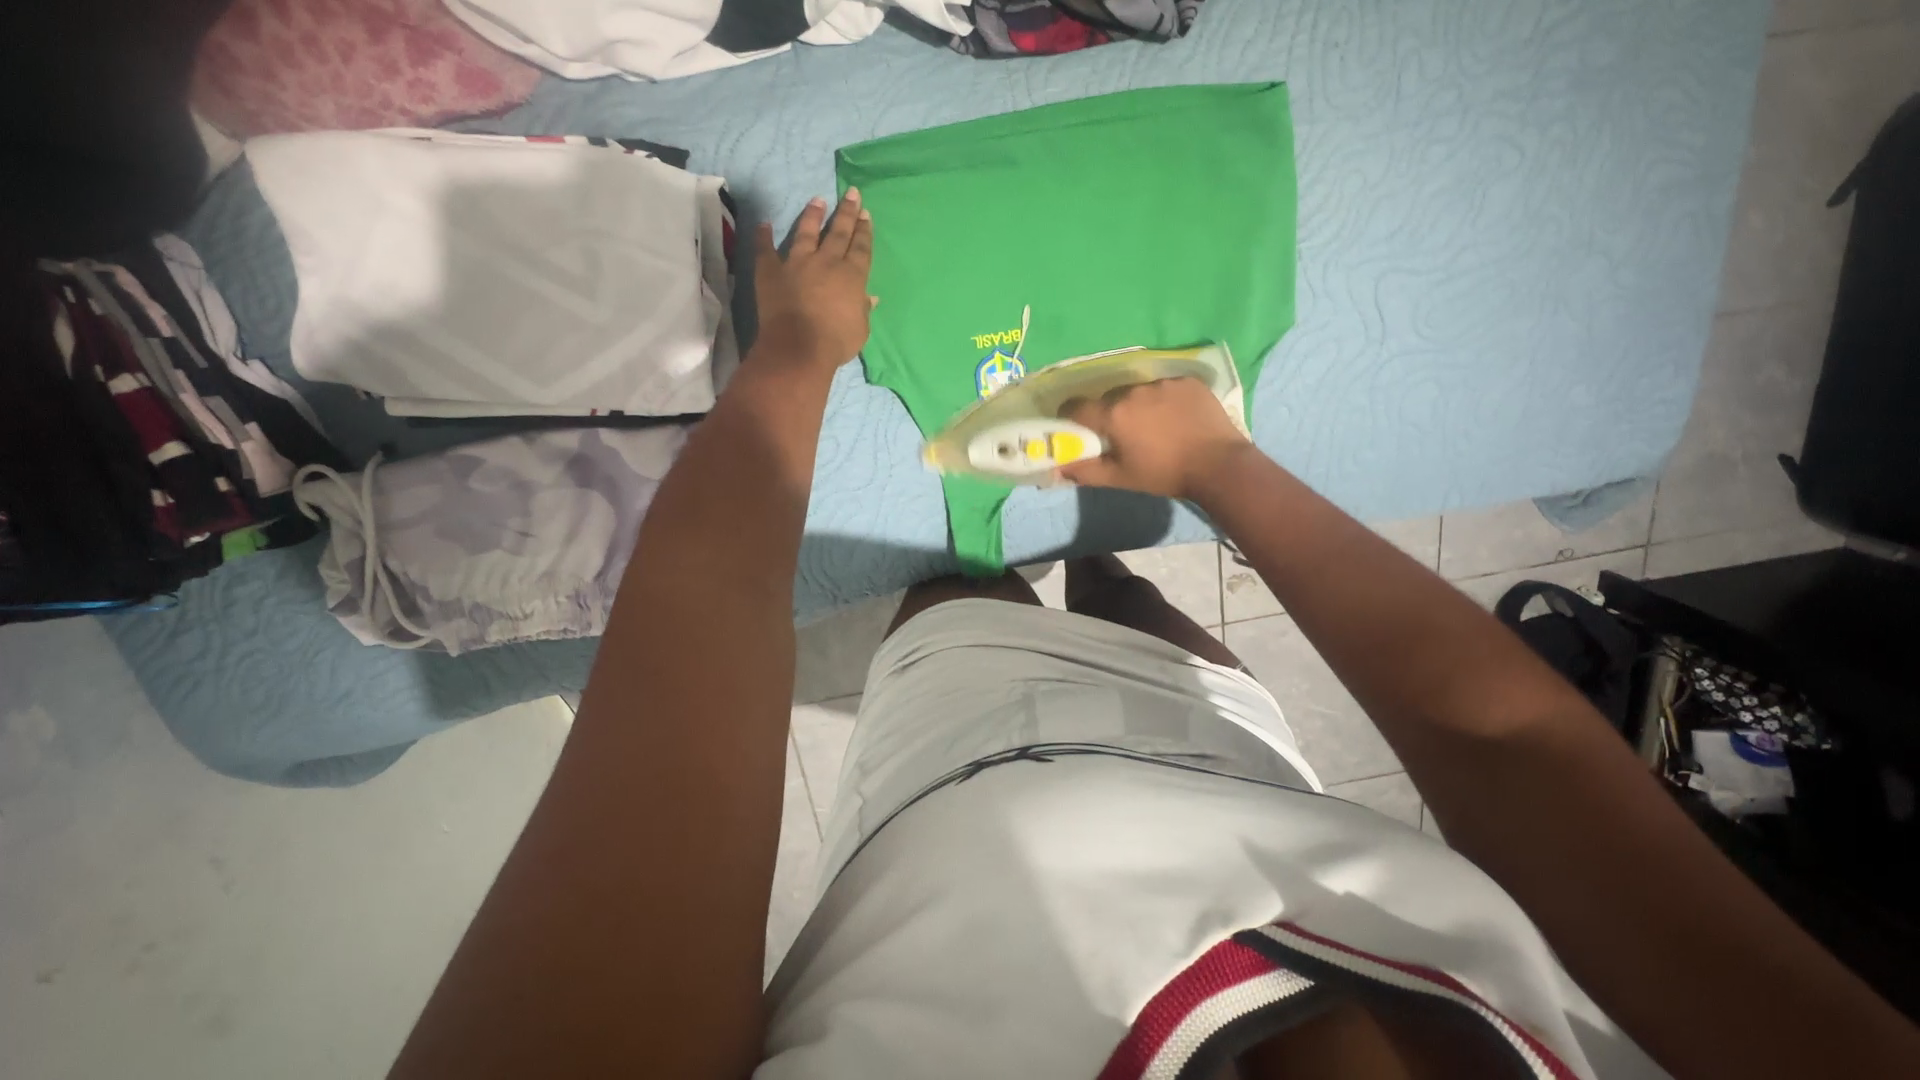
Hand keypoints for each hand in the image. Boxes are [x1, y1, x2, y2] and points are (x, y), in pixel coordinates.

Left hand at [752, 189, 874, 371]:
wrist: (798, 348)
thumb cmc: (835, 342)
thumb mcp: (860, 329)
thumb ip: (863, 310)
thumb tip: (870, 297)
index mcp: (852, 276)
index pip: (861, 247)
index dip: (864, 230)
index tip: (865, 213)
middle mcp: (826, 262)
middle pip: (839, 232)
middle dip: (847, 212)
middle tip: (851, 194)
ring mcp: (797, 263)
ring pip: (806, 232)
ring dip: (812, 215)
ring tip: (817, 200)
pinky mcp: (771, 271)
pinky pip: (765, 250)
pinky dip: (763, 237)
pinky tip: (764, 224)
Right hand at [1056, 376, 1256, 500]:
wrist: (1219, 465)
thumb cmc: (1164, 474)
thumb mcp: (1120, 477)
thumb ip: (1084, 470)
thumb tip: (1055, 467)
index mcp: (1113, 413)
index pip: (1077, 406)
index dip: (1072, 418)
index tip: (1079, 429)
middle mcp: (1133, 390)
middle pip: (1110, 398)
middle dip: (1111, 414)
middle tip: (1124, 435)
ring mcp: (1163, 382)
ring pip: (1139, 391)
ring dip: (1140, 405)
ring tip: (1157, 427)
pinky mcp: (1188, 380)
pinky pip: (1166, 387)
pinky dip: (1166, 400)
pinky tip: (1178, 418)